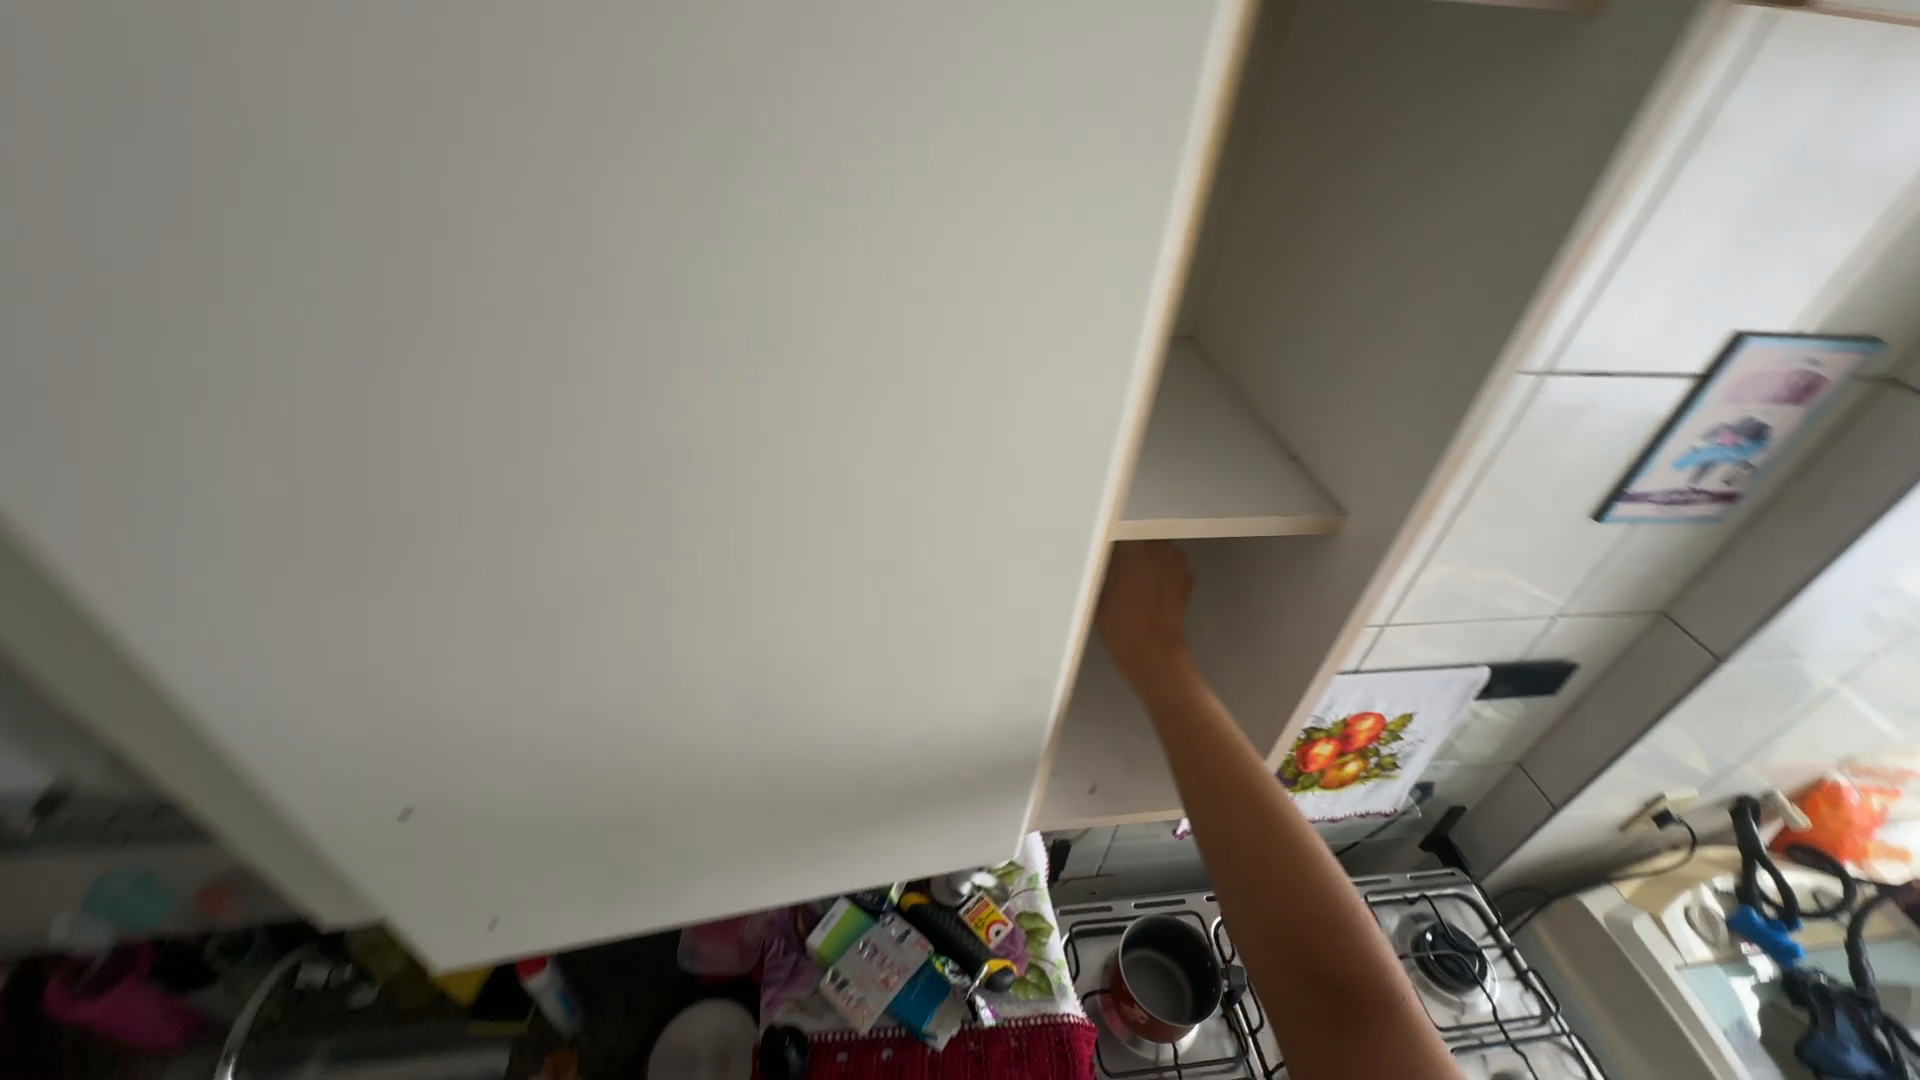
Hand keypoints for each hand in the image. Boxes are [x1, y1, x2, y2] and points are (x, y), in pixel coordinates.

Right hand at [1095, 541, 1195, 690]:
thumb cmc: (1117, 620)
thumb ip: (1104, 563)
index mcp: (1132, 545)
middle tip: (1122, 562)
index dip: (1114, 535)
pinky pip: (1173, 562)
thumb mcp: (1098, 588)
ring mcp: (1178, 559)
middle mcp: (1158, 545)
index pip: (1122, 528)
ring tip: (1139, 575)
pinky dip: (1164, 568)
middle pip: (1144, 535)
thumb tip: (1107, 552)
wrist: (1151, 648)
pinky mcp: (1189, 575)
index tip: (1107, 544)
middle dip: (1134, 544)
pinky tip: (1153, 586)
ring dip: (1151, 555)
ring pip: (1160, 547)